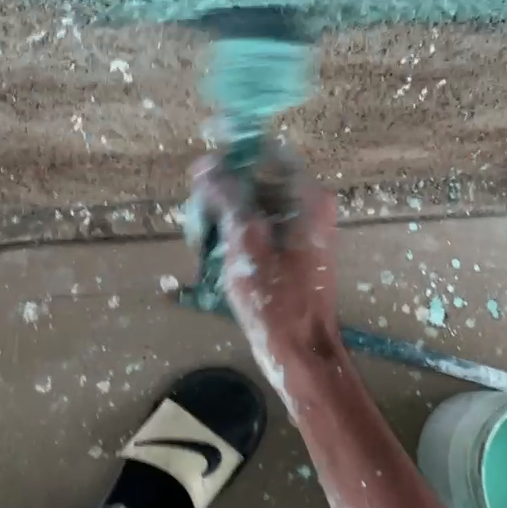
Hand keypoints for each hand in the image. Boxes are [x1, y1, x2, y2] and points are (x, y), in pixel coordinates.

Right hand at [190, 149, 344, 388]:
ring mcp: (302, 228)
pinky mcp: (291, 249)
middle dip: (224, 191)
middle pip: (258, 178)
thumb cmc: (276, 300)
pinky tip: (213, 252)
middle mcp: (309, 206)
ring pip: (254, 203)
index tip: (201, 170)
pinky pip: (259, 226)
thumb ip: (227, 195)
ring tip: (201, 238)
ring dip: (225, 215)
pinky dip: (236, 233)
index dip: (232, 155)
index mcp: (307, 197)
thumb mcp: (245, 240)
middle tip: (197, 213)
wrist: (301, 355)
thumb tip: (206, 162)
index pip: (267, 153)